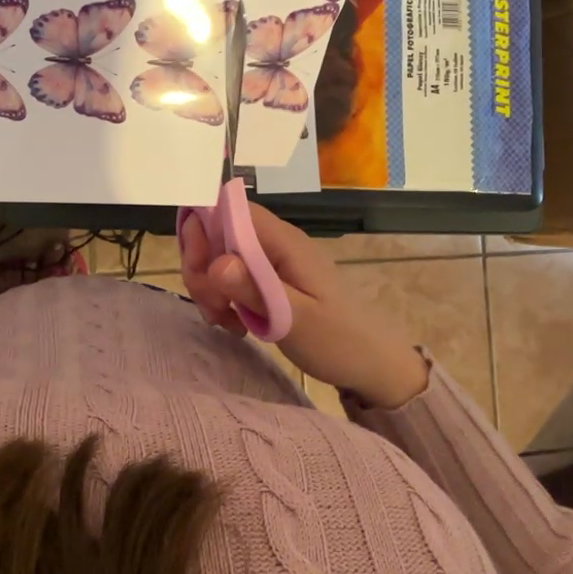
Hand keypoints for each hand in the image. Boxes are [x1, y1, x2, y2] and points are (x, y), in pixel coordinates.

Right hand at [180, 204, 430, 408]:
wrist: (374, 364)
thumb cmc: (339, 341)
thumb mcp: (295, 320)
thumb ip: (254, 289)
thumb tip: (216, 262)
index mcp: (282, 241)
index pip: (228, 209)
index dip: (202, 229)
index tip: (198, 270)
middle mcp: (275, 243)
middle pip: (218, 234)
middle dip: (202, 267)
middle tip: (213, 308)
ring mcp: (273, 262)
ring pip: (220, 258)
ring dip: (211, 287)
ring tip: (225, 320)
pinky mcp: (272, 281)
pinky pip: (234, 278)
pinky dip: (224, 298)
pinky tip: (234, 323)